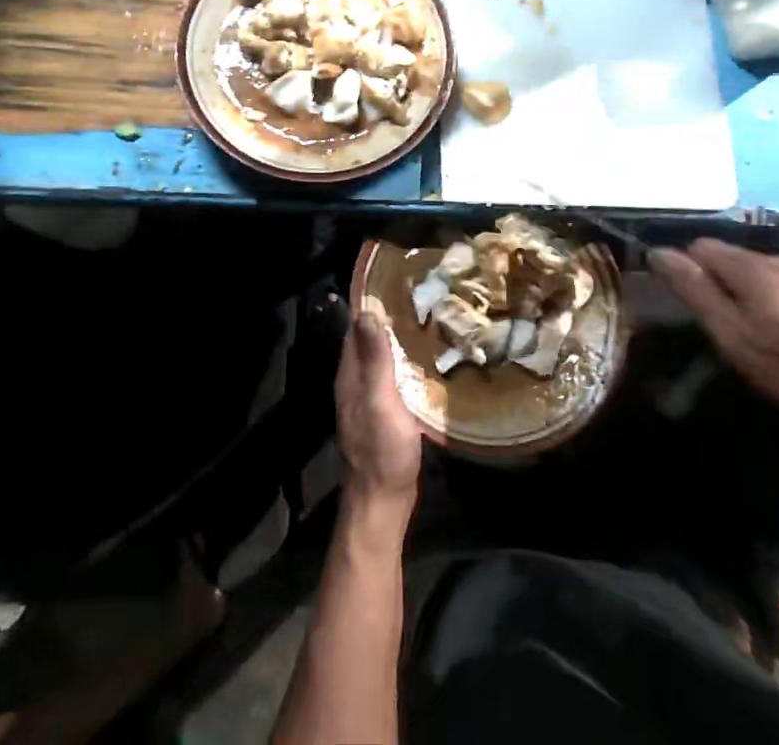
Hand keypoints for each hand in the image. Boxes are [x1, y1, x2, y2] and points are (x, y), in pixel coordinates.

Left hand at [334, 296, 420, 503]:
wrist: (383, 498)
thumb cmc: (382, 448)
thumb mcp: (379, 400)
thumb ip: (374, 359)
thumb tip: (366, 312)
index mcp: (350, 374)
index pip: (355, 328)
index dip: (370, 304)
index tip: (395, 281)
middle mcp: (355, 381)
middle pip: (368, 340)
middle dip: (388, 317)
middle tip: (422, 295)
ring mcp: (369, 397)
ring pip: (381, 358)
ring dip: (399, 340)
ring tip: (429, 318)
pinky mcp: (385, 412)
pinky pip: (393, 377)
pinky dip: (406, 363)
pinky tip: (427, 358)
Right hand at [648, 239, 778, 448]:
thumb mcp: (736, 339)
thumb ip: (696, 292)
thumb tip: (659, 252)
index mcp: (753, 268)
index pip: (701, 247)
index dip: (689, 272)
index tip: (695, 306)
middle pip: (738, 259)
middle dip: (728, 285)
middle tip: (736, 331)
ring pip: (772, 271)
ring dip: (763, 293)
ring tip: (775, 335)